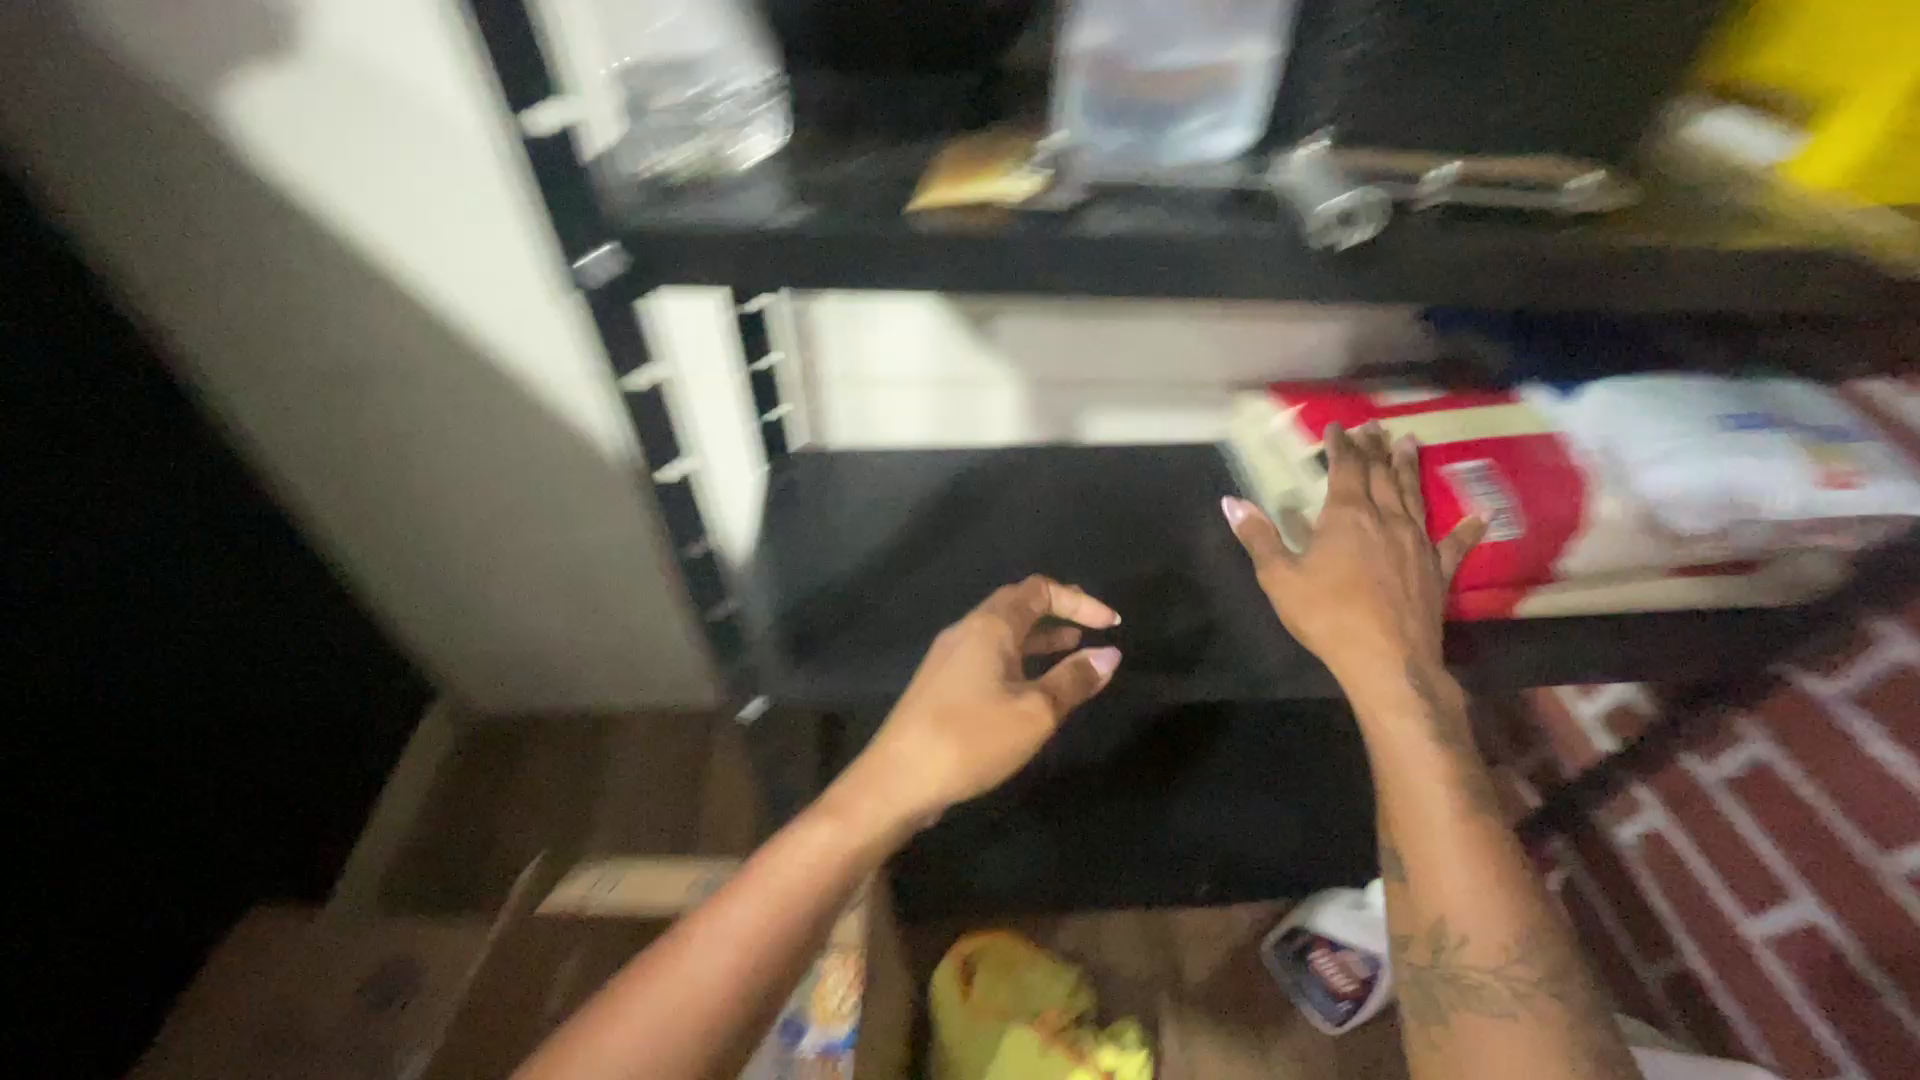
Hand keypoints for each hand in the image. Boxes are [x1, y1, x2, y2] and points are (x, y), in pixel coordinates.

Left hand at [835, 576, 1122, 830]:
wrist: (897, 779)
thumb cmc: (971, 738)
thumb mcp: (1034, 712)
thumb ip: (1073, 680)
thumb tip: (1108, 654)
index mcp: (989, 626)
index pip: (1039, 591)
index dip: (1078, 600)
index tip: (1112, 624)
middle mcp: (966, 631)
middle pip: (1017, 605)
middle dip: (1058, 612)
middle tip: (1093, 627)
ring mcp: (949, 658)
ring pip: (1002, 634)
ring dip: (1039, 637)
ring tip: (1073, 649)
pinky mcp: (941, 684)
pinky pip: (988, 656)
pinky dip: (1019, 659)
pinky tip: (1032, 685)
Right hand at [1222, 422, 1483, 696]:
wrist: (1387, 659)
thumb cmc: (1326, 615)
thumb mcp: (1279, 577)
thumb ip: (1258, 537)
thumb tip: (1231, 502)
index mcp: (1346, 516)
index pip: (1345, 468)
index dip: (1341, 445)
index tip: (1338, 427)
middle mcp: (1386, 519)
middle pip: (1381, 474)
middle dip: (1375, 448)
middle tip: (1374, 427)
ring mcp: (1417, 543)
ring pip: (1414, 495)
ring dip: (1410, 468)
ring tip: (1410, 442)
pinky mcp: (1437, 570)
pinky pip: (1454, 544)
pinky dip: (1466, 528)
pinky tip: (1480, 516)